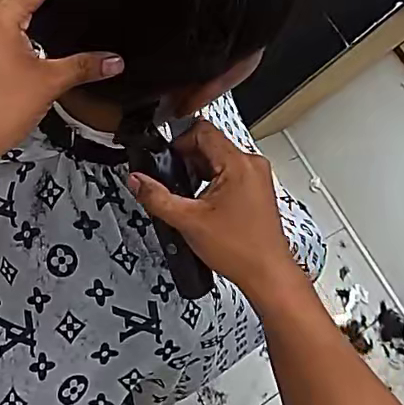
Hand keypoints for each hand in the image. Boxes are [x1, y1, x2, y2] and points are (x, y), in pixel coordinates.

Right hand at [125, 120, 303, 294]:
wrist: (267, 273)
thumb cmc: (241, 250)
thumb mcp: (187, 221)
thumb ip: (156, 197)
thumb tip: (137, 180)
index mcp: (238, 163)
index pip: (202, 130)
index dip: (178, 142)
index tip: (167, 160)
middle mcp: (252, 165)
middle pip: (210, 143)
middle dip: (187, 161)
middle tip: (175, 182)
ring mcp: (257, 177)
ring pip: (219, 159)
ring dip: (199, 173)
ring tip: (190, 198)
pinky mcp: (258, 189)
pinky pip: (230, 173)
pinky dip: (213, 183)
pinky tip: (205, 205)